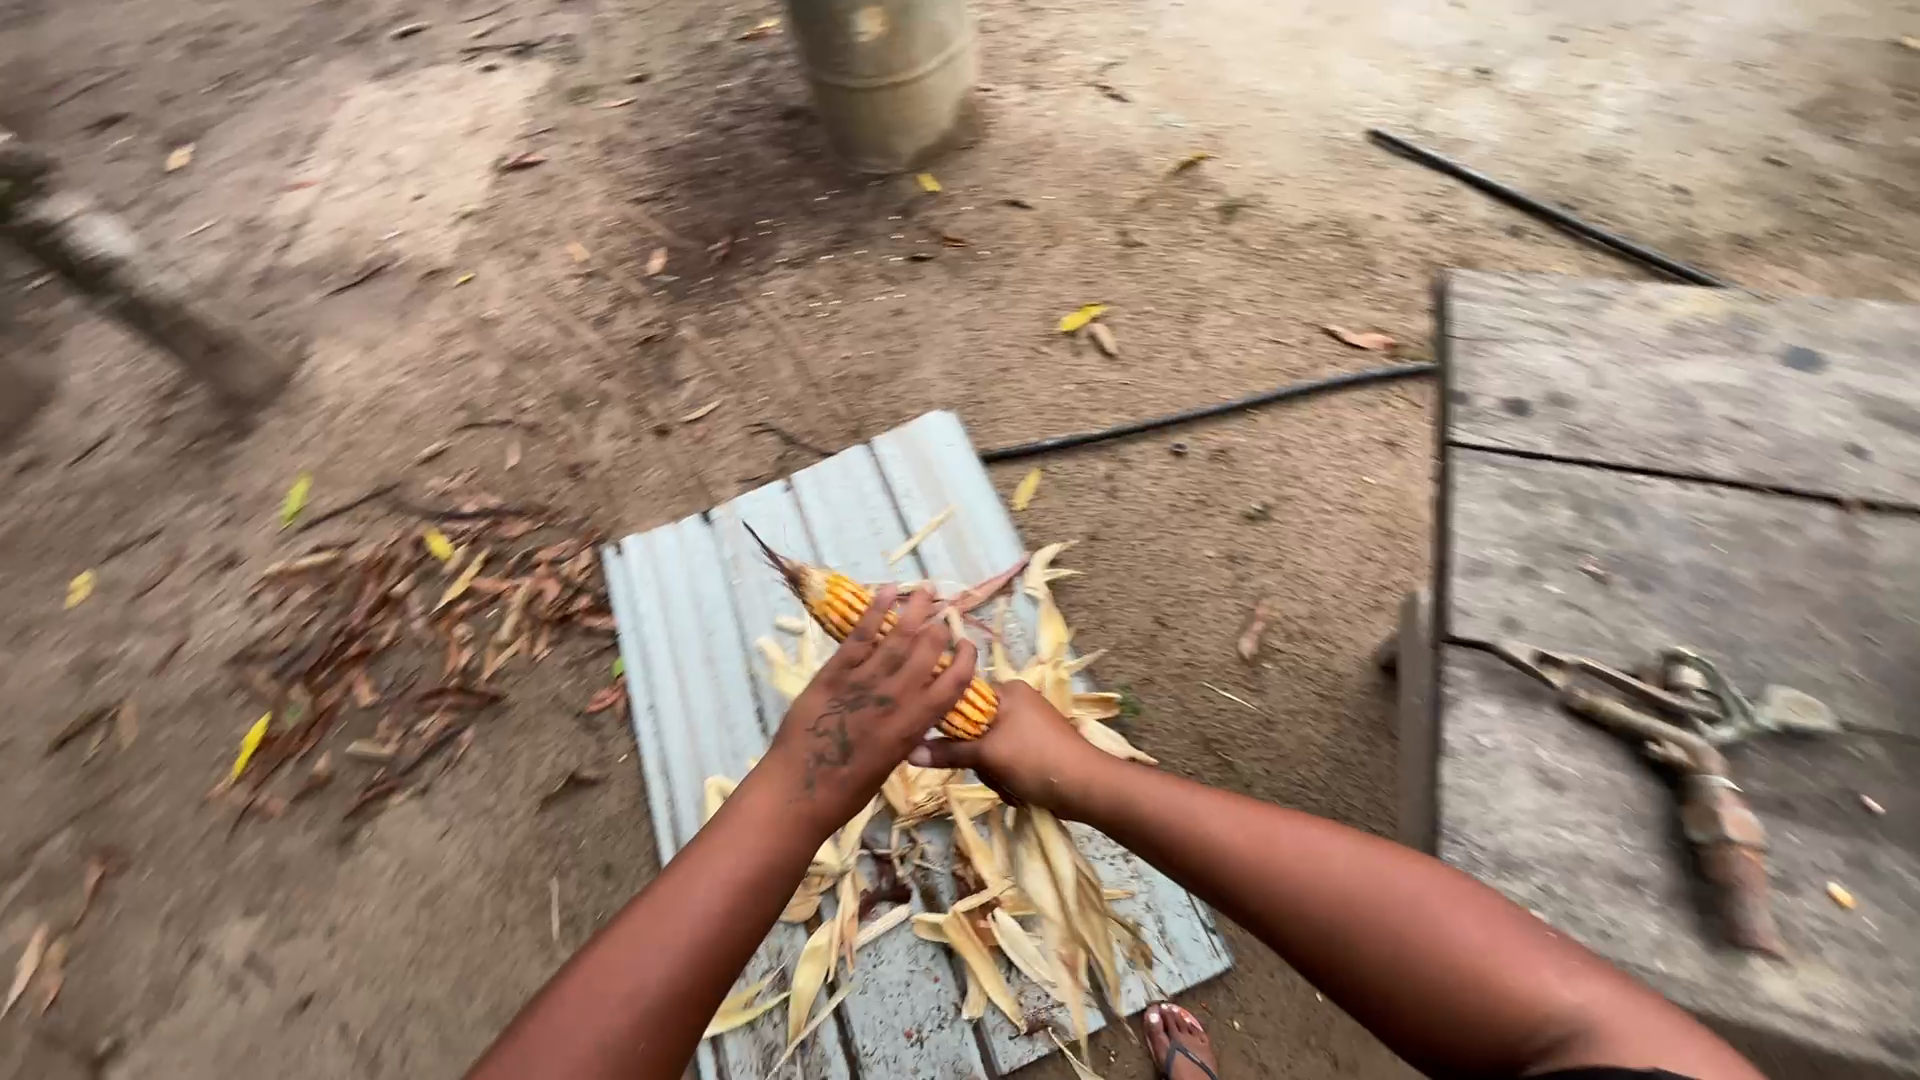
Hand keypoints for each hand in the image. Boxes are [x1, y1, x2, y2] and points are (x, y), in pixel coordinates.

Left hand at [766, 586, 978, 831]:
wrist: (797, 792)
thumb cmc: (846, 791)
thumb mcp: (890, 764)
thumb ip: (906, 733)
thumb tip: (917, 712)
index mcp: (912, 726)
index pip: (951, 685)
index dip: (964, 661)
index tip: (968, 645)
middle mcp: (894, 699)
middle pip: (926, 653)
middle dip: (940, 628)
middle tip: (948, 610)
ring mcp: (863, 682)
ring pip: (896, 638)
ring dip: (914, 611)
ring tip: (927, 590)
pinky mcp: (834, 673)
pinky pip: (859, 637)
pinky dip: (874, 612)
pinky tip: (888, 592)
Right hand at [907, 679, 1118, 818]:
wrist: (1087, 787)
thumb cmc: (1036, 759)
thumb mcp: (987, 755)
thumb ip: (948, 752)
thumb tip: (909, 751)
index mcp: (1008, 690)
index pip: (963, 697)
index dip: (952, 722)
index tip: (947, 745)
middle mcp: (1018, 701)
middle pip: (974, 728)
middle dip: (978, 757)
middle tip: (990, 769)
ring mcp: (1028, 726)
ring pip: (989, 749)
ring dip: (993, 772)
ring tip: (1009, 783)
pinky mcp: (1035, 748)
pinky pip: (1006, 760)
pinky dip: (1007, 777)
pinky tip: (1018, 789)